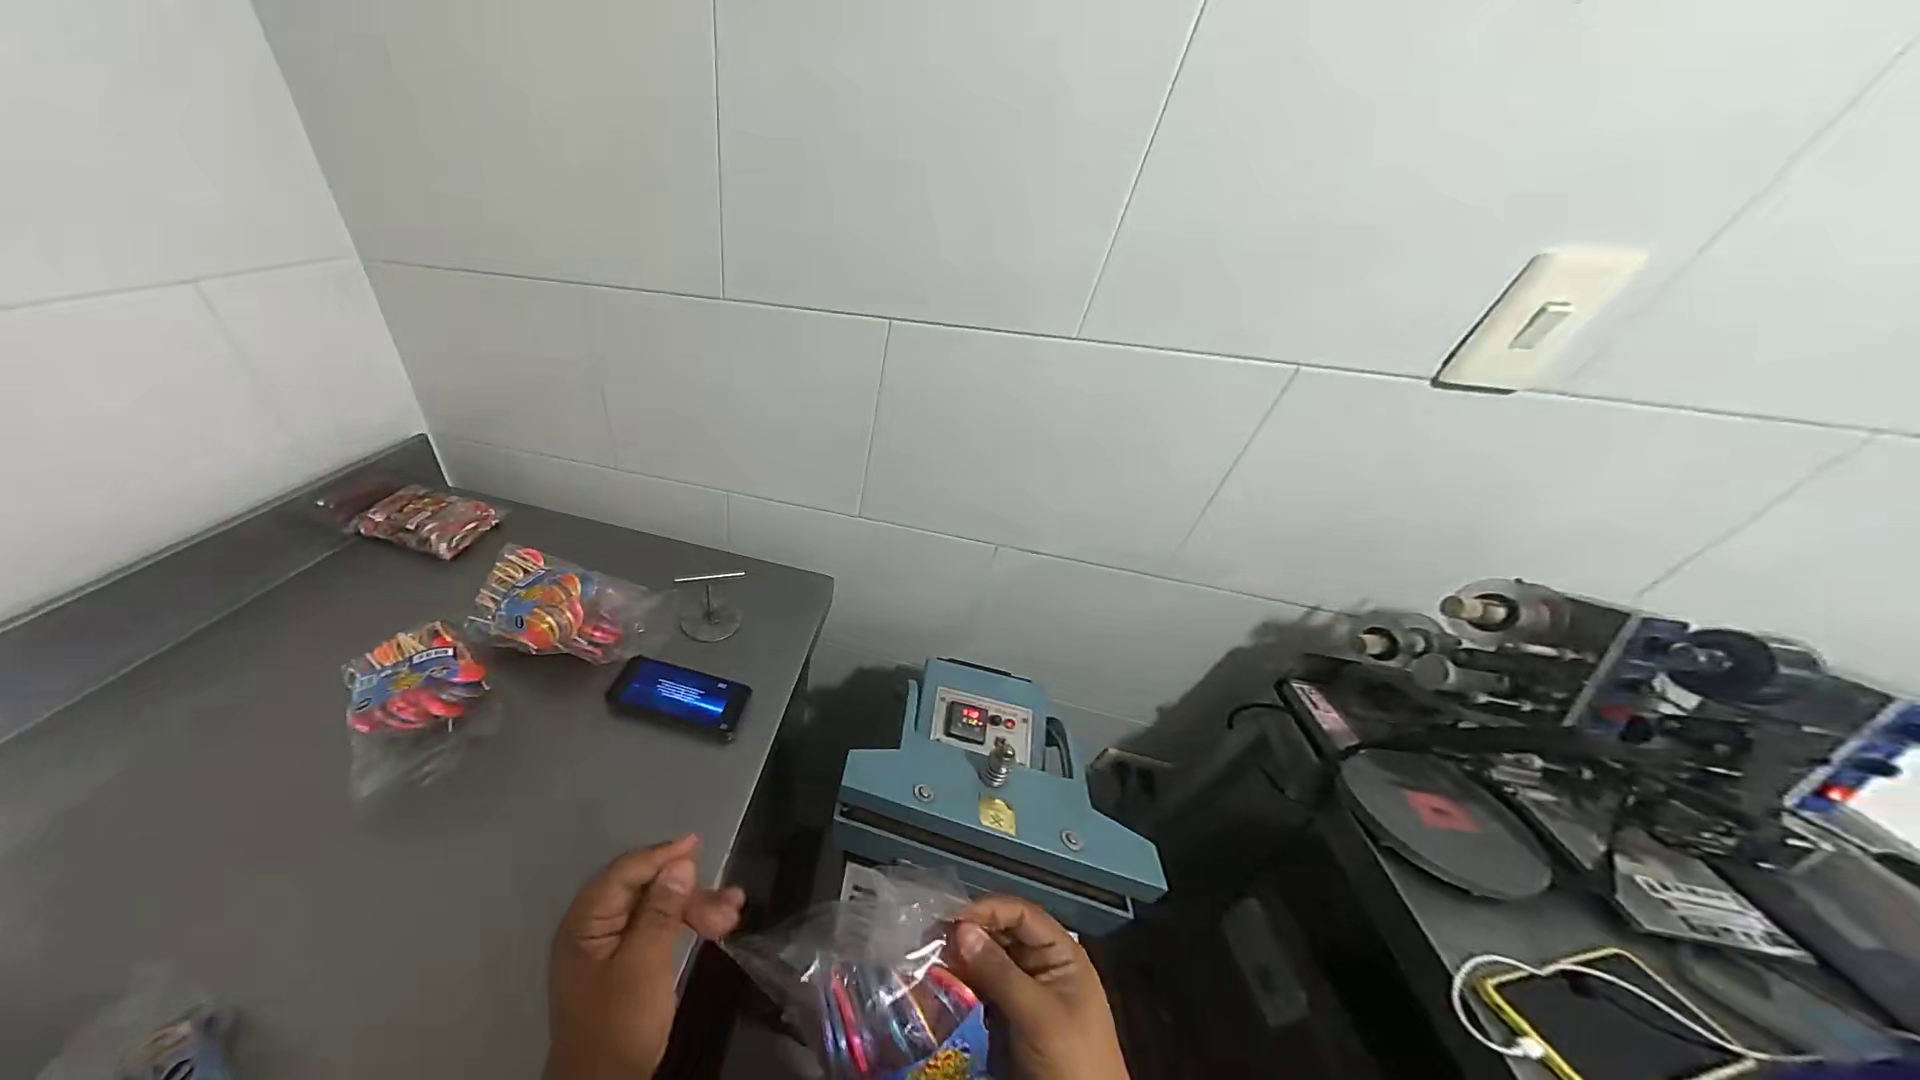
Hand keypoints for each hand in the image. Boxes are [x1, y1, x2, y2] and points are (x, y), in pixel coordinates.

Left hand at [544, 835, 744, 1079]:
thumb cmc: (618, 1026)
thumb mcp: (644, 966)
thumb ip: (661, 911)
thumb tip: (681, 862)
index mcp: (585, 924)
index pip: (624, 873)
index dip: (662, 856)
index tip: (697, 845)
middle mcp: (595, 927)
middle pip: (647, 888)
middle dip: (689, 891)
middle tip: (728, 904)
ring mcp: (611, 944)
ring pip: (659, 906)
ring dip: (695, 906)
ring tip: (732, 914)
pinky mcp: (628, 959)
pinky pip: (661, 926)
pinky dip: (688, 922)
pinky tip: (718, 924)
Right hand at [947, 896, 1128, 1079]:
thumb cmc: (1071, 1058)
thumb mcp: (1037, 1014)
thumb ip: (999, 971)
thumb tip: (962, 929)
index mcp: (1060, 952)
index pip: (1022, 914)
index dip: (988, 909)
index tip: (953, 918)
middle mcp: (1042, 964)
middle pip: (1002, 934)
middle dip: (970, 934)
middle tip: (932, 939)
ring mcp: (1026, 990)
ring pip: (990, 961)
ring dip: (964, 959)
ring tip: (932, 961)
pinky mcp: (1011, 1016)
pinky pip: (985, 989)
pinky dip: (965, 985)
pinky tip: (943, 985)